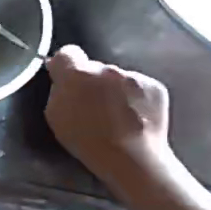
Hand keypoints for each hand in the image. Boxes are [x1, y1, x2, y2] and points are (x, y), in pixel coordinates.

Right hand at [45, 45, 176, 191]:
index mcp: (77, 73)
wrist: (130, 157)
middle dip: (91, 80)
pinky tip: (133, 116)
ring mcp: (134, 76)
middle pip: (94, 67)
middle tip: (92, 105)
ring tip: (116, 115)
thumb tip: (62, 76)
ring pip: (117, 77)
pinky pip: (139, 86)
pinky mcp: (156, 86)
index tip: (66, 77)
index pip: (67, 52)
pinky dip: (135, 97)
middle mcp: (107, 68)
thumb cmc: (85, 139)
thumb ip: (58, 89)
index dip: (65, 64)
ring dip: (114, 89)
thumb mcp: (54, 114)